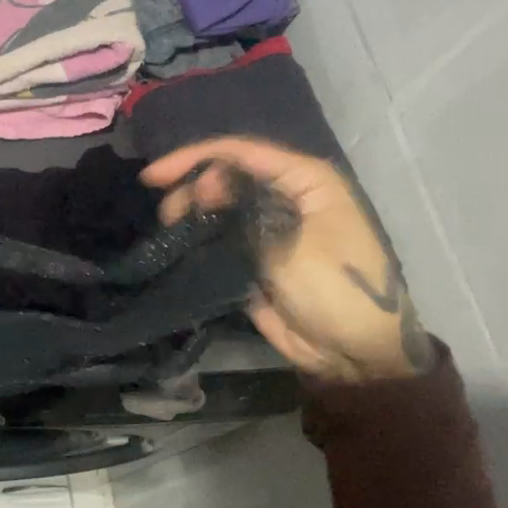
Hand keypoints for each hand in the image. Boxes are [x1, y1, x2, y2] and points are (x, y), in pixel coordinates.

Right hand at [141, 138, 433, 381]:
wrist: (355, 353)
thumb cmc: (339, 291)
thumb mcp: (292, 247)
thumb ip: (245, 213)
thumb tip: (203, 187)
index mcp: (305, 181)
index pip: (241, 154)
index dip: (193, 159)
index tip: (152, 178)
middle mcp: (286, 194)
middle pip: (225, 176)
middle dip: (189, 188)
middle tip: (167, 215)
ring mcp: (269, 225)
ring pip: (217, 205)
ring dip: (189, 213)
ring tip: (170, 230)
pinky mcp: (254, 254)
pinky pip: (218, 235)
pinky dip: (195, 236)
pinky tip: (177, 243)